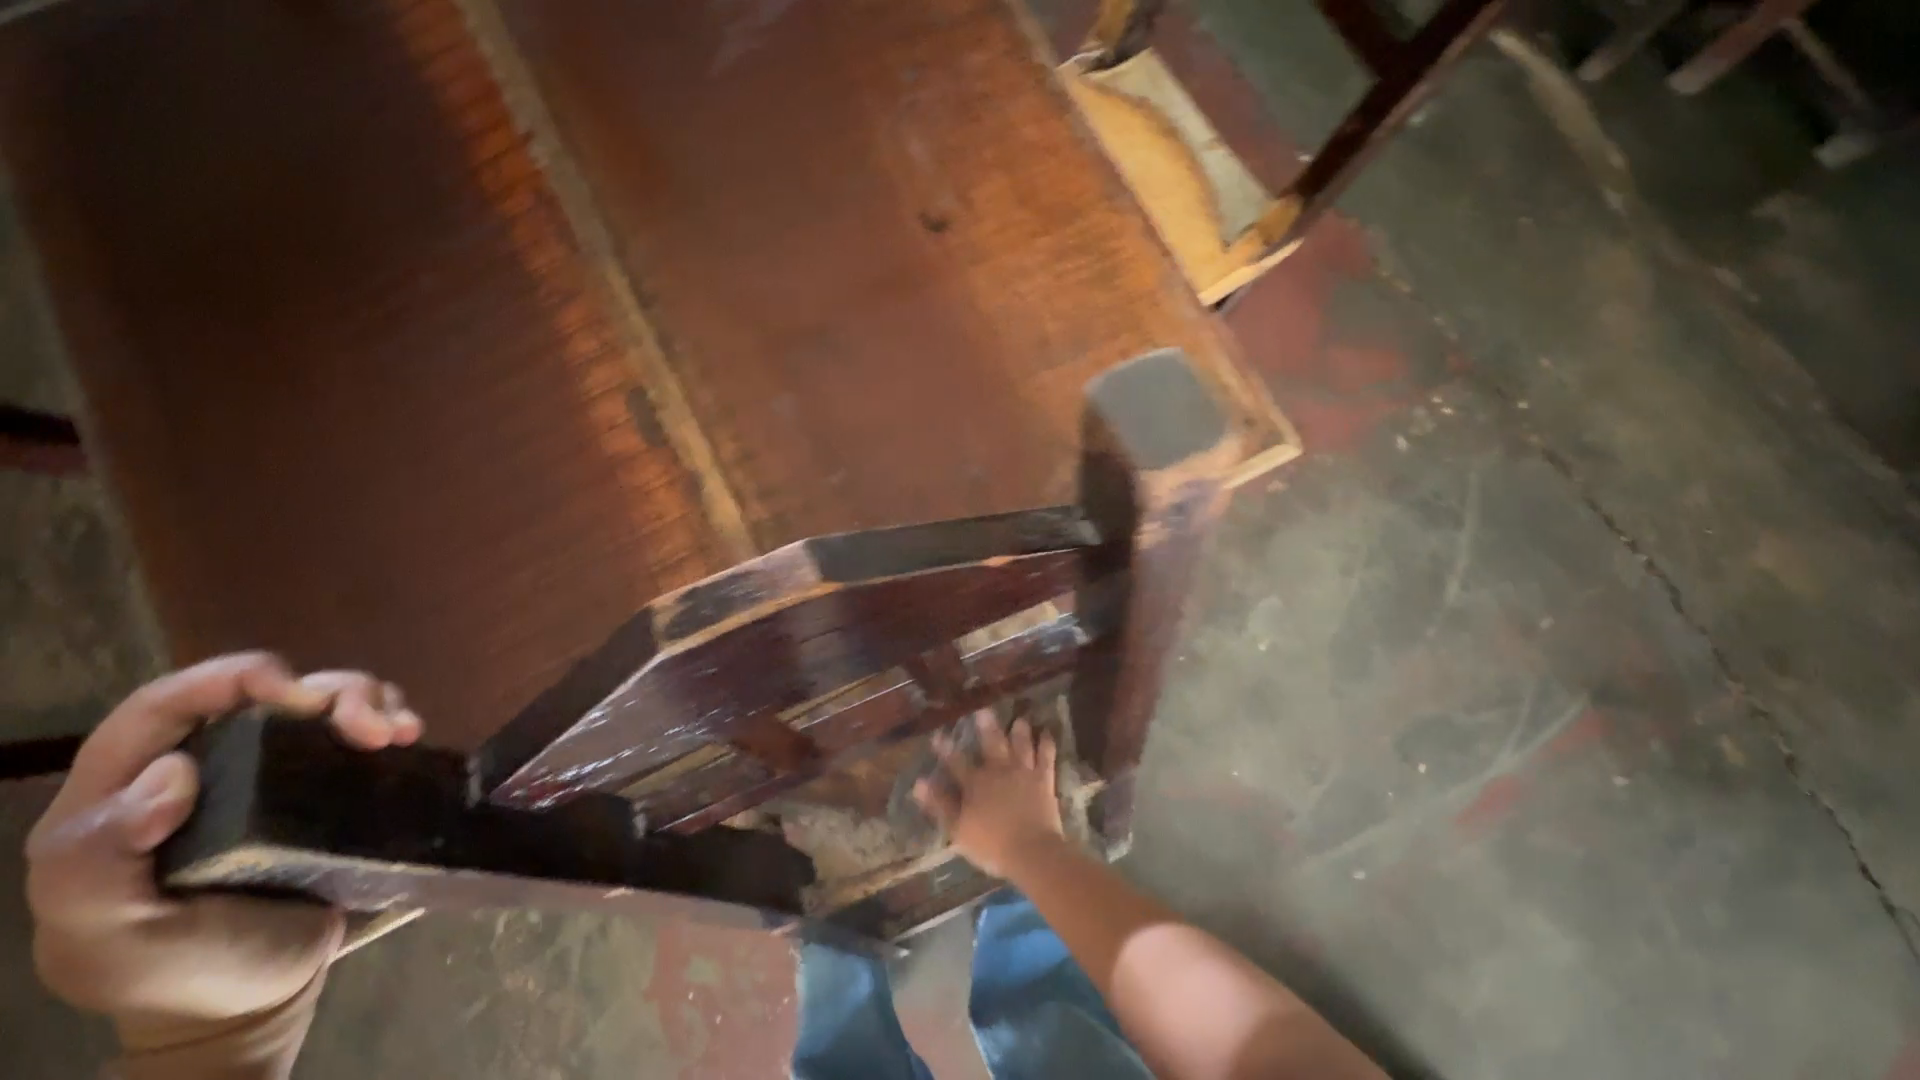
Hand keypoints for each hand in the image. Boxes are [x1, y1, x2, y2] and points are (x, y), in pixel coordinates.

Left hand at [25, 653, 421, 1051]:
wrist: (252, 1002)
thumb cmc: (174, 970)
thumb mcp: (110, 933)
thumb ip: (99, 862)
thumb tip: (171, 773)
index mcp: (131, 791)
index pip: (164, 707)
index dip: (221, 680)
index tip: (286, 687)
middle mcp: (209, 766)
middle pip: (262, 695)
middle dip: (324, 690)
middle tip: (367, 724)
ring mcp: (275, 775)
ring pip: (321, 702)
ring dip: (368, 698)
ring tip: (399, 731)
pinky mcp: (332, 788)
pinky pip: (360, 734)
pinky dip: (392, 719)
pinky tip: (410, 737)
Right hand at [912, 708, 1063, 877]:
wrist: (1031, 851)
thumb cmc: (991, 844)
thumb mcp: (958, 828)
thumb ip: (939, 804)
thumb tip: (919, 784)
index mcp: (975, 783)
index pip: (956, 762)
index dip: (946, 748)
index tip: (938, 734)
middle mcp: (999, 771)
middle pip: (992, 744)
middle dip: (987, 726)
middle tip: (984, 710)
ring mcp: (1023, 773)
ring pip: (1020, 745)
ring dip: (1019, 731)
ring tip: (1020, 719)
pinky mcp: (1044, 780)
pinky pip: (1046, 757)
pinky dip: (1047, 744)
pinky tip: (1048, 734)